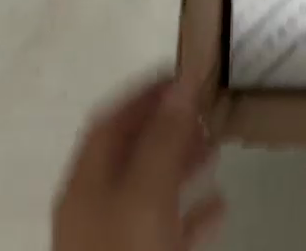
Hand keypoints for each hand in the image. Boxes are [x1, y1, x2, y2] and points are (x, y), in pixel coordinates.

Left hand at [53, 77, 224, 250]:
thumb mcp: (148, 194)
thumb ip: (164, 138)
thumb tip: (182, 82)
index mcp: (86, 185)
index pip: (110, 120)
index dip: (144, 92)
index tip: (185, 72)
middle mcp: (94, 210)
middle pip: (130, 152)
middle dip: (168, 124)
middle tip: (208, 106)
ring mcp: (112, 244)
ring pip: (148, 189)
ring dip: (181, 163)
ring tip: (218, 145)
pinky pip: (165, 229)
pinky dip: (191, 212)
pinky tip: (218, 207)